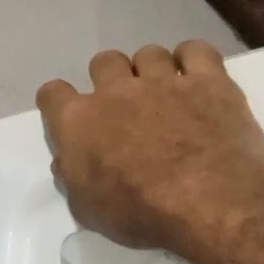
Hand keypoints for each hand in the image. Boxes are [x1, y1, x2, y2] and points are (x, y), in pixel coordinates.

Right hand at [36, 41, 263, 254]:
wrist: (210, 205)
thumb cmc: (139, 213)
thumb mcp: (86, 208)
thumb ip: (72, 177)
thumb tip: (67, 160)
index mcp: (77, 120)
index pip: (52, 93)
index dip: (57, 103)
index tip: (68, 117)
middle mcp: (115, 91)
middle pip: (103, 62)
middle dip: (109, 80)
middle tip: (123, 107)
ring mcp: (163, 82)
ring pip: (148, 54)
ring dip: (150, 71)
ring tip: (164, 95)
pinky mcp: (209, 82)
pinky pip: (196, 50)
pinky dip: (192, 60)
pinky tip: (196, 80)